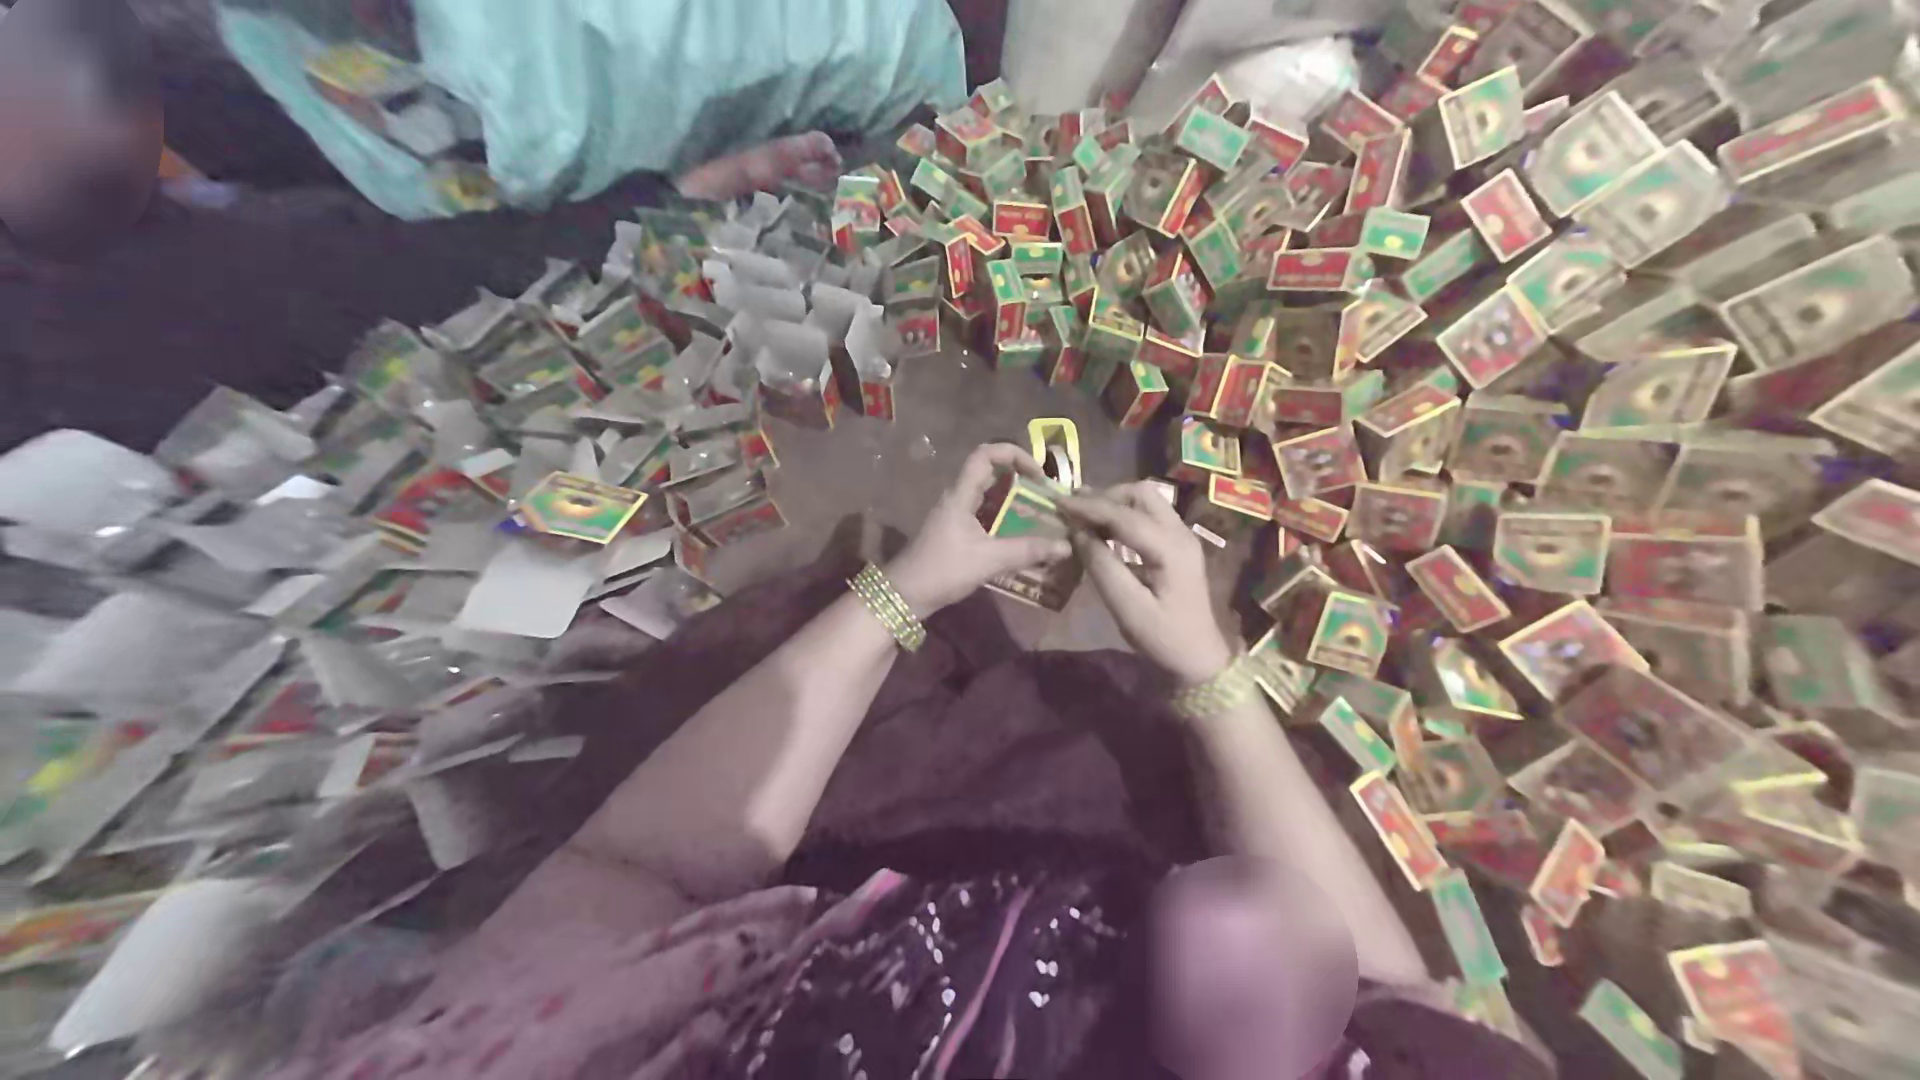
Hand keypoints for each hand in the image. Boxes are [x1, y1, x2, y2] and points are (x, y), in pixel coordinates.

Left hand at [885, 443, 1073, 614]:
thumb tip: (1066, 546)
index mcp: (960, 494)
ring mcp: (955, 515)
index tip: (1038, 474)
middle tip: (1046, 495)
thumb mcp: (988, 560)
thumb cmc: (943, 570)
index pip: (985, 454)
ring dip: (1013, 499)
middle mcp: (957, 498)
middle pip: (990, 472)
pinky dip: (1004, 519)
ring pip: (988, 495)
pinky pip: (985, 515)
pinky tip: (1022, 537)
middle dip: (1019, 477)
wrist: (905, 596)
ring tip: (1041, 514)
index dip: (1014, 454)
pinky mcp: (956, 532)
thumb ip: (1027, 551)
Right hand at [1058, 484, 1234, 686]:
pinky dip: (1123, 515)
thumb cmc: (1164, 638)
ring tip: (1084, 517)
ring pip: (1146, 501)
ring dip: (1114, 503)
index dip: (1089, 507)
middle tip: (1074, 510)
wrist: (1200, 659)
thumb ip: (1102, 567)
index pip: (1125, 515)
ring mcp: (1183, 538)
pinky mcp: (1178, 546)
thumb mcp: (1127, 608)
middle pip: (1141, 494)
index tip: (1059, 503)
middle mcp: (1181, 534)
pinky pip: (1149, 516)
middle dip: (1105, 496)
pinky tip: (1103, 530)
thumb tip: (1078, 533)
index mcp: (1171, 549)